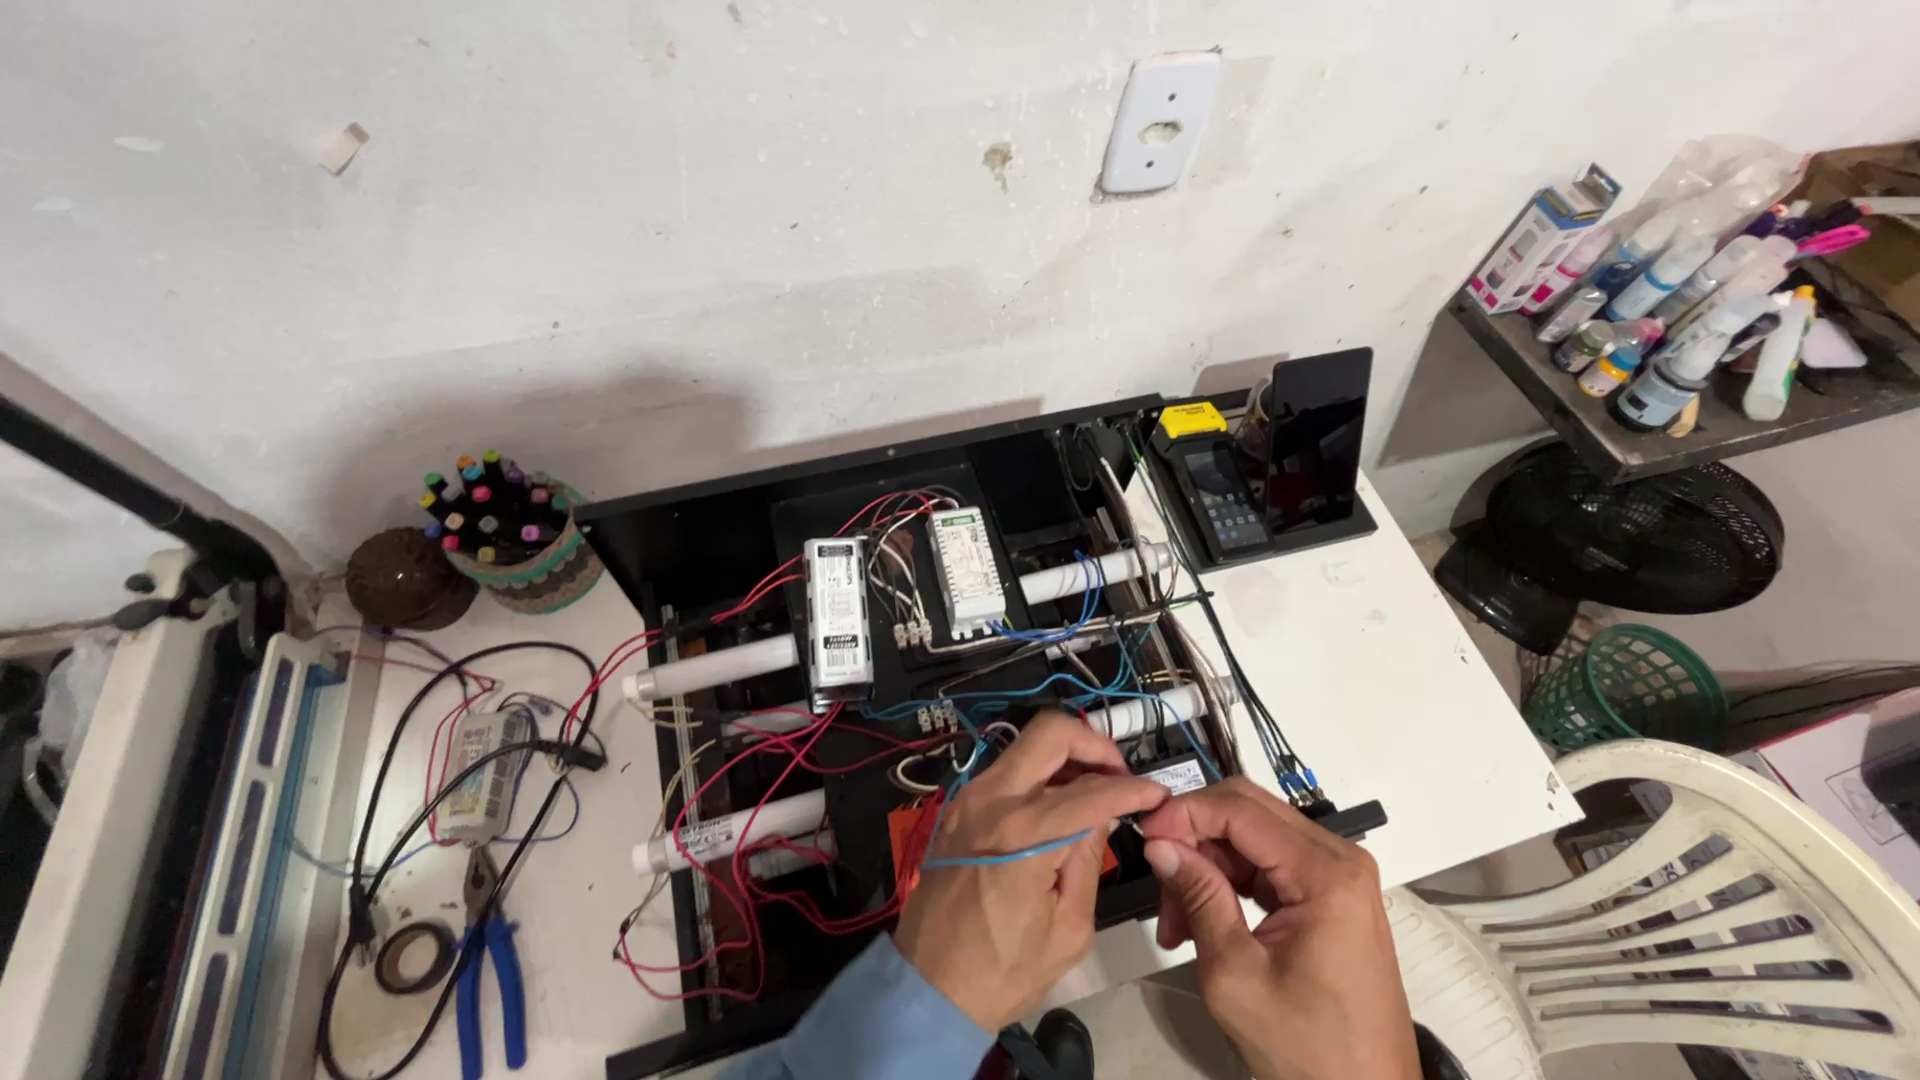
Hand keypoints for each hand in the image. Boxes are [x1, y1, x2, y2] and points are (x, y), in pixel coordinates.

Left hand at [894, 710, 1168, 1031]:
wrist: (928, 986)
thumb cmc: (1003, 970)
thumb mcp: (1068, 928)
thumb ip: (1088, 860)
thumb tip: (1103, 815)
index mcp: (1022, 833)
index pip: (1092, 790)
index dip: (1133, 790)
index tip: (1158, 795)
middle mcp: (991, 799)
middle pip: (1050, 732)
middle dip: (1094, 744)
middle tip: (1121, 774)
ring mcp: (969, 797)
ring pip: (1026, 744)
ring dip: (1067, 755)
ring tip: (1097, 787)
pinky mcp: (958, 806)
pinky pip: (1008, 769)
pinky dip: (1041, 772)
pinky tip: (1062, 802)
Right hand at [1139, 778, 1418, 1079]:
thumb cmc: (1307, 1048)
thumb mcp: (1235, 974)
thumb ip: (1199, 898)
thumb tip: (1160, 844)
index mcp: (1325, 874)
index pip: (1239, 810)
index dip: (1184, 812)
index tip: (1144, 834)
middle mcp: (1338, 859)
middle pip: (1246, 809)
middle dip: (1192, 835)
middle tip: (1158, 875)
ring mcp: (1336, 874)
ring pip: (1249, 834)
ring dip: (1205, 862)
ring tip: (1176, 920)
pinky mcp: (1327, 893)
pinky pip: (1264, 861)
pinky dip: (1227, 880)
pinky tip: (1200, 917)